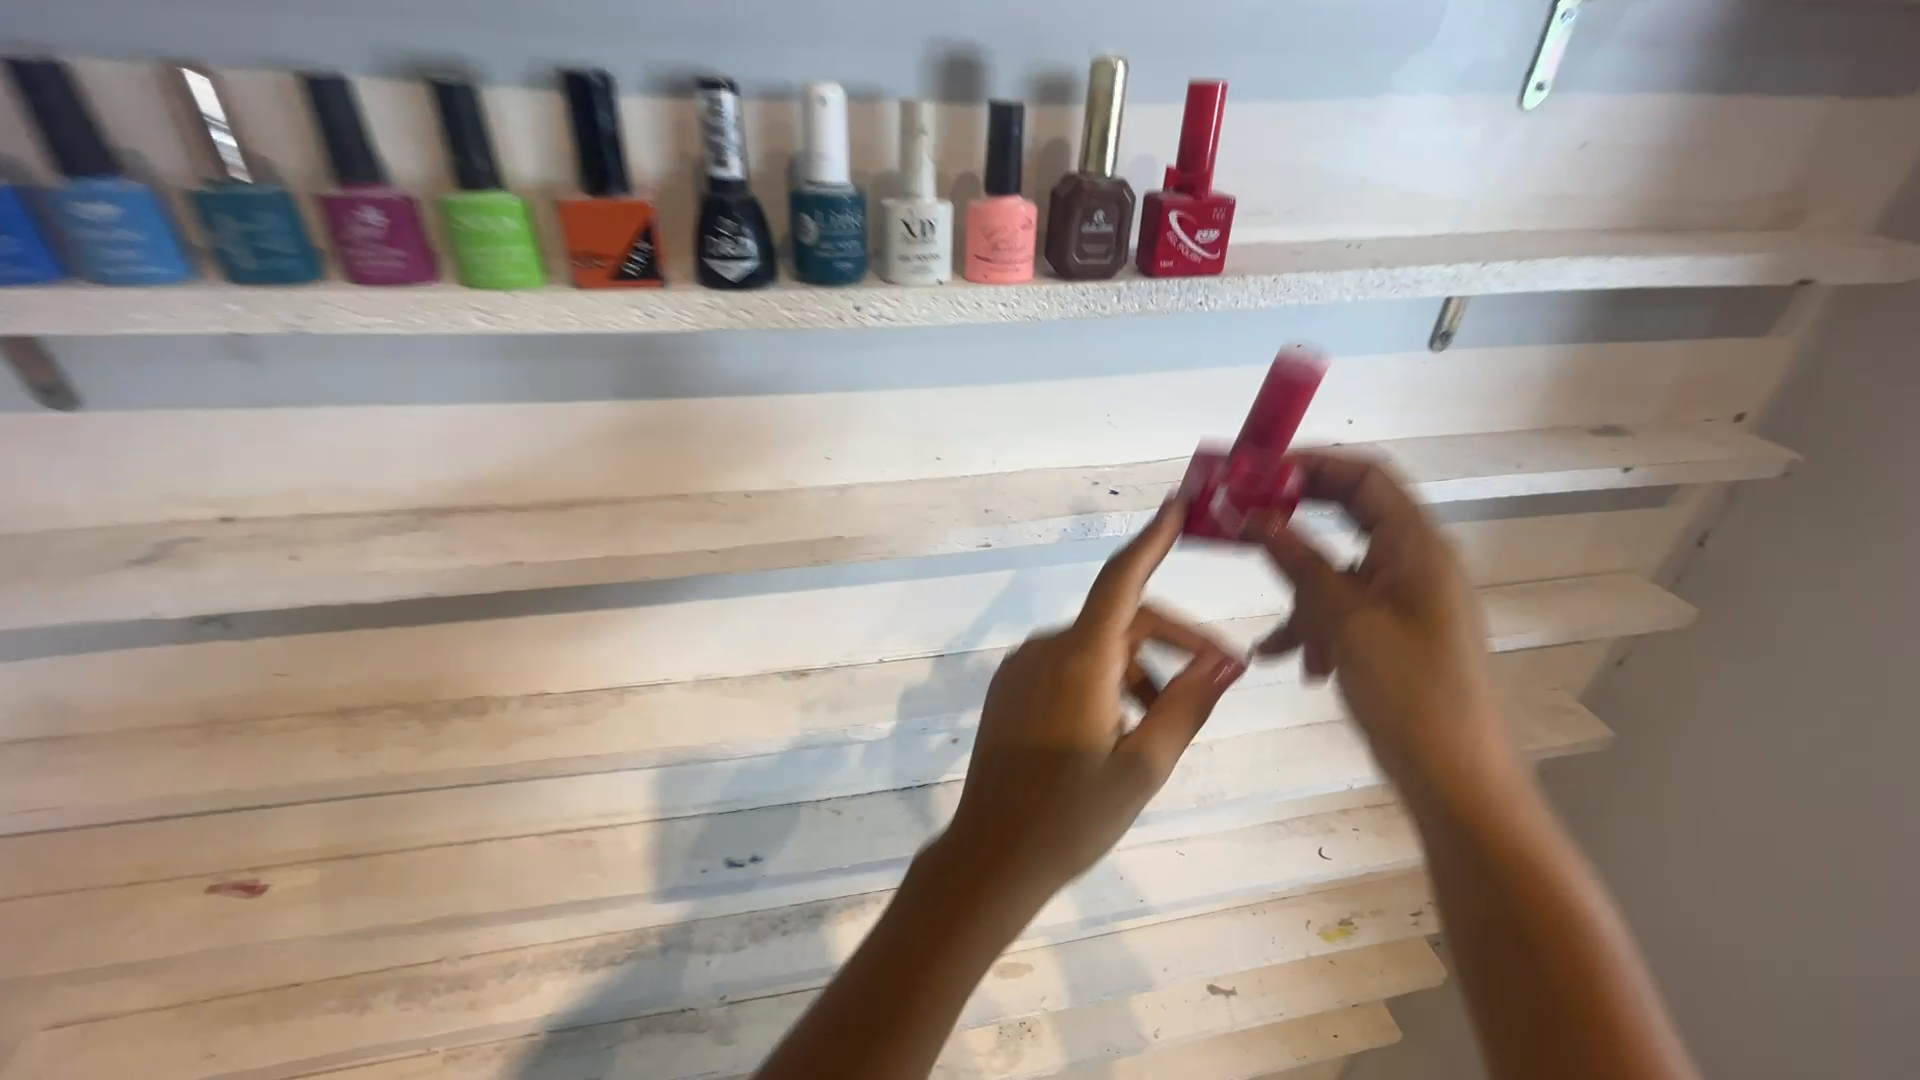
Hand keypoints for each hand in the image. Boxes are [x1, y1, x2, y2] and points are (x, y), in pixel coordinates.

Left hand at [937, 500, 1246, 902]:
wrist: (992, 854)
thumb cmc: (1074, 815)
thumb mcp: (1147, 764)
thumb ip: (1189, 701)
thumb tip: (1226, 658)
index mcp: (1080, 658)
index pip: (1122, 580)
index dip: (1153, 539)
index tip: (1178, 506)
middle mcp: (1046, 649)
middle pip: (1121, 622)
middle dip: (1171, 641)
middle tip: (1216, 677)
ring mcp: (1021, 669)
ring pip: (1097, 649)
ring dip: (1137, 671)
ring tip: (1160, 727)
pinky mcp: (1009, 689)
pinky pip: (1067, 667)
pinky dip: (1103, 681)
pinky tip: (1117, 730)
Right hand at [1242, 452, 1516, 797]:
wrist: (1457, 778)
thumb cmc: (1409, 690)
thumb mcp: (1345, 621)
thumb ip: (1300, 563)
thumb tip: (1256, 517)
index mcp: (1418, 546)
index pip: (1366, 477)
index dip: (1311, 464)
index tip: (1255, 473)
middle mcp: (1417, 563)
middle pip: (1350, 518)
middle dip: (1294, 523)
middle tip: (1242, 523)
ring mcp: (1409, 601)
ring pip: (1339, 573)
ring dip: (1301, 595)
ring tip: (1275, 640)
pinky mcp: (1398, 635)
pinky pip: (1346, 612)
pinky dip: (1316, 628)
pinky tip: (1294, 662)